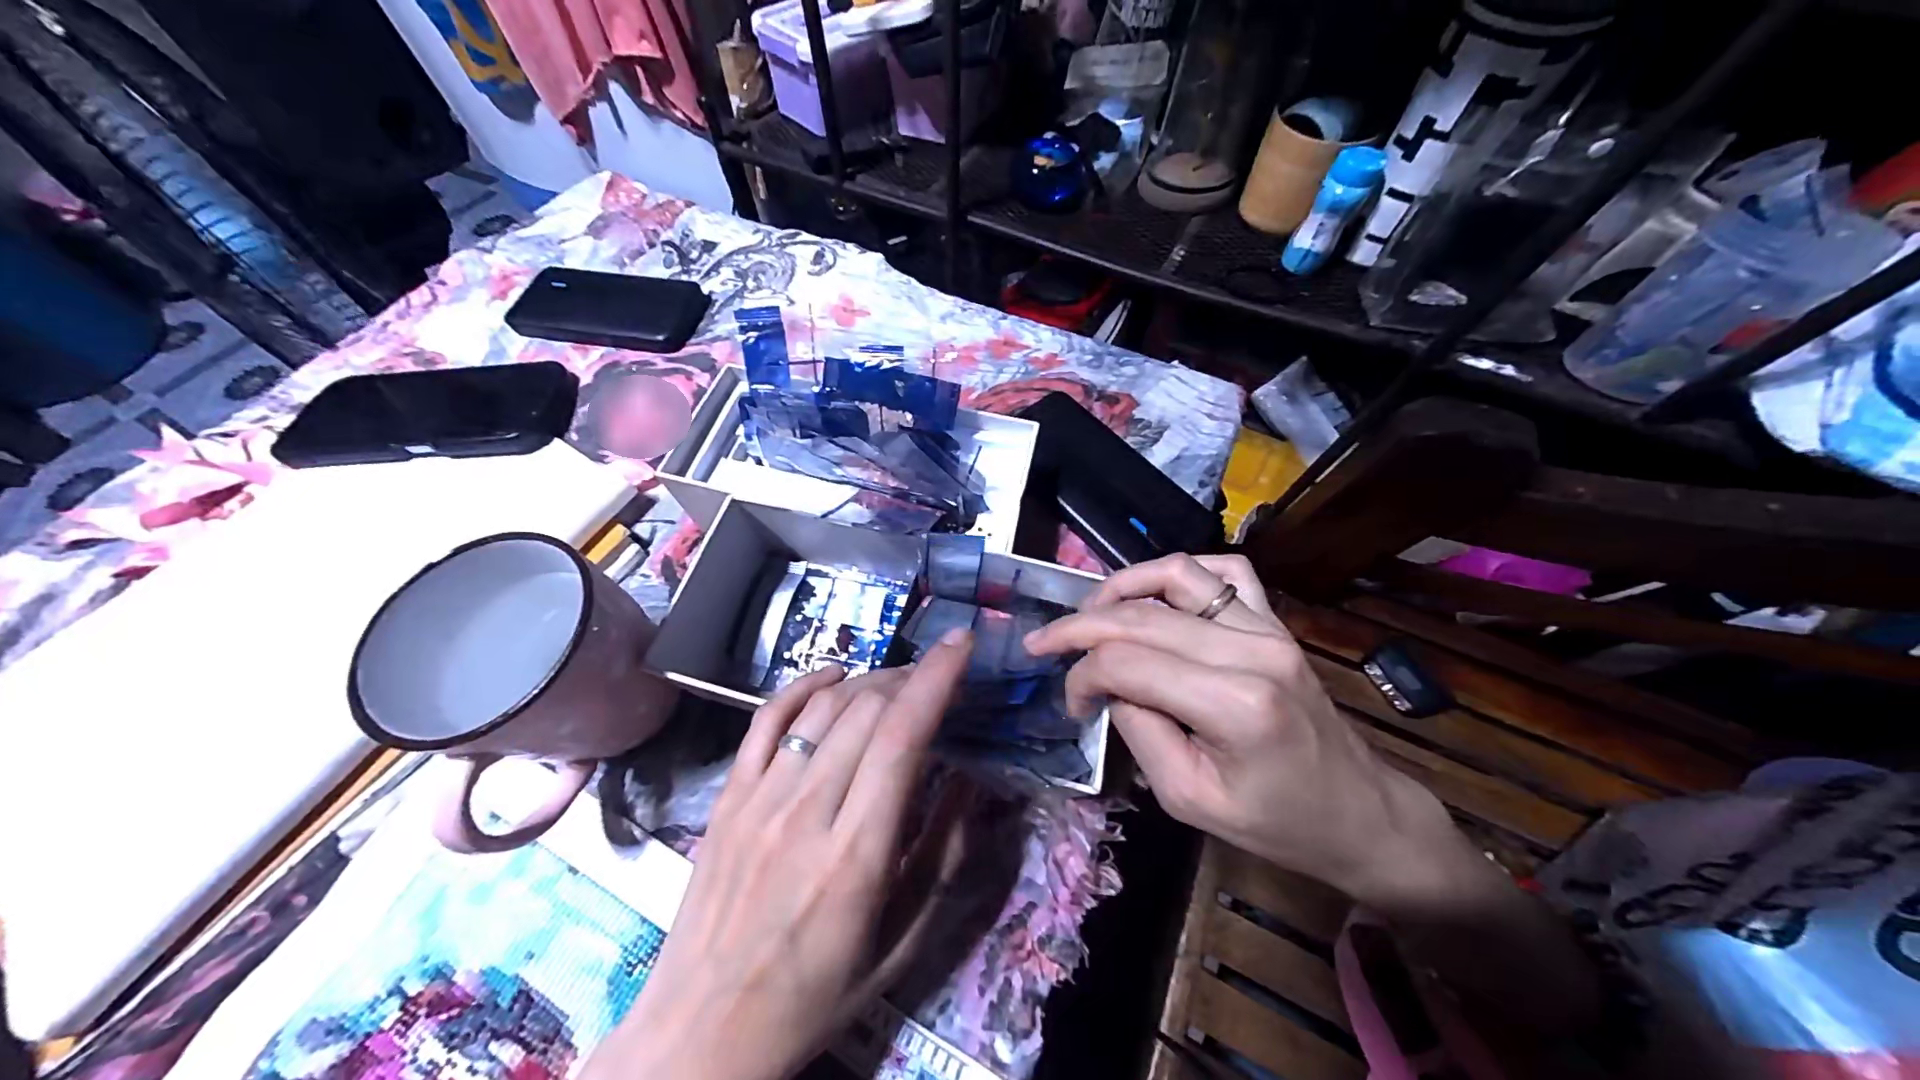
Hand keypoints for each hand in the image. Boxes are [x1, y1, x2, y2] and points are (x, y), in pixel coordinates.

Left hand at [586, 630, 973, 1079]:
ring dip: (869, 680)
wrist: (703, 1031)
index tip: (961, 645)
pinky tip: (835, 677)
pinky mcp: (728, 797)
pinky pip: (766, 720)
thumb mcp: (899, 945)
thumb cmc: (814, 995)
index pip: (901, 738)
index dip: (936, 681)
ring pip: (822, 709)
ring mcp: (759, 799)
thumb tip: (971, 782)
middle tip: (938, 675)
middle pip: (865, 712)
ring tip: (899, 679)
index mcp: (856, 856)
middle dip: (911, 677)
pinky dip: (804, 686)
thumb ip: (942, 858)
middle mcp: (805, 813)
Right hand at [1022, 554, 1461, 906]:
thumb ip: (1139, 732)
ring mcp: (1268, 627)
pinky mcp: (1275, 622)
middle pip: (1141, 614)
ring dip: (1121, 587)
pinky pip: (1223, 571)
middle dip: (1079, 627)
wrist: (1360, 814)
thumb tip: (1109, 685)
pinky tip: (1154, 595)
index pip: (1127, 663)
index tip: (1070, 704)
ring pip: (1176, 574)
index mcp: (1234, 704)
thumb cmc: (1276, 823)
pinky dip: (1178, 572)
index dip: (1082, 676)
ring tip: (1090, 614)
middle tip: (1044, 645)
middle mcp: (1251, 648)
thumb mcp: (1189, 801)